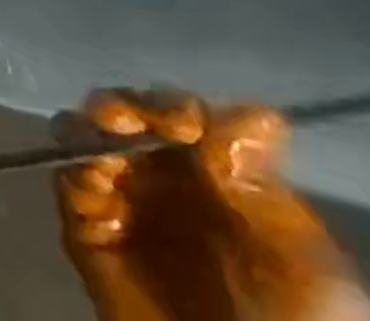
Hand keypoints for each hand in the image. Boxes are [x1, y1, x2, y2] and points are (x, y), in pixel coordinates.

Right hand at [58, 90, 369, 320]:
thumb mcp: (302, 264)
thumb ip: (262, 188)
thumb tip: (249, 111)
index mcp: (221, 176)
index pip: (188, 115)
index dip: (177, 106)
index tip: (183, 121)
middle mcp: (165, 177)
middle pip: (128, 113)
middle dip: (122, 105)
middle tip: (125, 119)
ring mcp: (122, 200)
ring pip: (85, 136)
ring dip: (88, 129)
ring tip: (105, 145)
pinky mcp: (86, 229)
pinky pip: (67, 183)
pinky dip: (73, 170)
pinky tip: (95, 179)